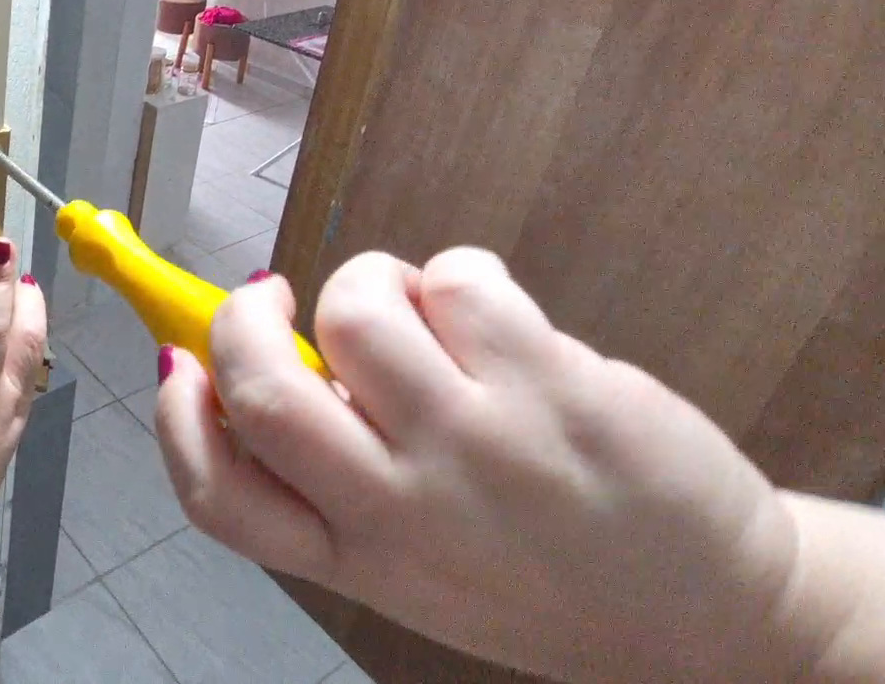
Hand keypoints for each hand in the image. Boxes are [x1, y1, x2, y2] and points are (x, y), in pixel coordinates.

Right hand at [155, 248, 814, 682]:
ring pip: (359, 309)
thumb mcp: (399, 557)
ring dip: (367, 282)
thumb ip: (317, 475)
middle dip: (241, 316)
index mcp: (354, 557)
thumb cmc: (527, 574)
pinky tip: (489, 317)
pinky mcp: (556, 388)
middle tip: (266, 294)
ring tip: (408, 305)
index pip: (217, 496)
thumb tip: (241, 357)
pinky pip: (453, 277)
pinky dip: (452, 274)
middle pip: (266, 391)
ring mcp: (482, 447)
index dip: (175, 418)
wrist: (722, 624)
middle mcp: (403, 511)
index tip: (179, 365)